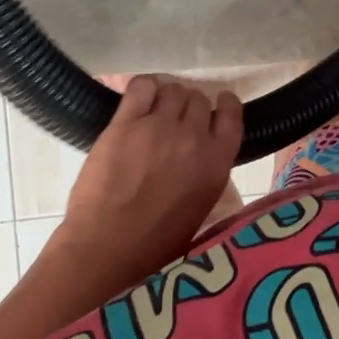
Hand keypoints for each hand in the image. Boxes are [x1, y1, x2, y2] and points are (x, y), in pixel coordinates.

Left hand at [61, 75, 242, 279]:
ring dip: (166, 96)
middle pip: (198, 98)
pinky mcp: (125, 124)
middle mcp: (193, 138)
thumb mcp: (200, 209)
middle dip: (189, 106)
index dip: (224, 104)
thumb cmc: (155, 246)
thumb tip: (203, 154)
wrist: (106, 252)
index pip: (232, 114)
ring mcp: (159, 127)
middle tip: (174, 119)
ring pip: (172, 90)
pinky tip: (139, 96)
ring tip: (154, 109)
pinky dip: (143, 86)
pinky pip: (141, 87)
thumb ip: (207, 172)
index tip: (217, 103)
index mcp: (217, 163)